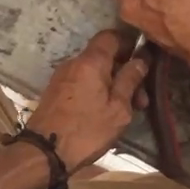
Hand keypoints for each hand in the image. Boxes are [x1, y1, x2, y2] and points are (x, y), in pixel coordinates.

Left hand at [23, 30, 151, 171]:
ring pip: (94, 72)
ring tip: (128, 110)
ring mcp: (62, 77)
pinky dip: (97, 91)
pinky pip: (82, 83)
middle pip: (103, 56)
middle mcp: (73, 63)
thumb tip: (140, 60)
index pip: (110, 36)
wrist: (45, 152)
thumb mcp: (117, 109)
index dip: (129, 43)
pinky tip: (107, 112)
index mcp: (90, 62)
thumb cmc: (86, 130)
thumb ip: (130, 81)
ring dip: (112, 85)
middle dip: (125, 72)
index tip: (144, 61)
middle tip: (141, 99)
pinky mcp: (56, 92)